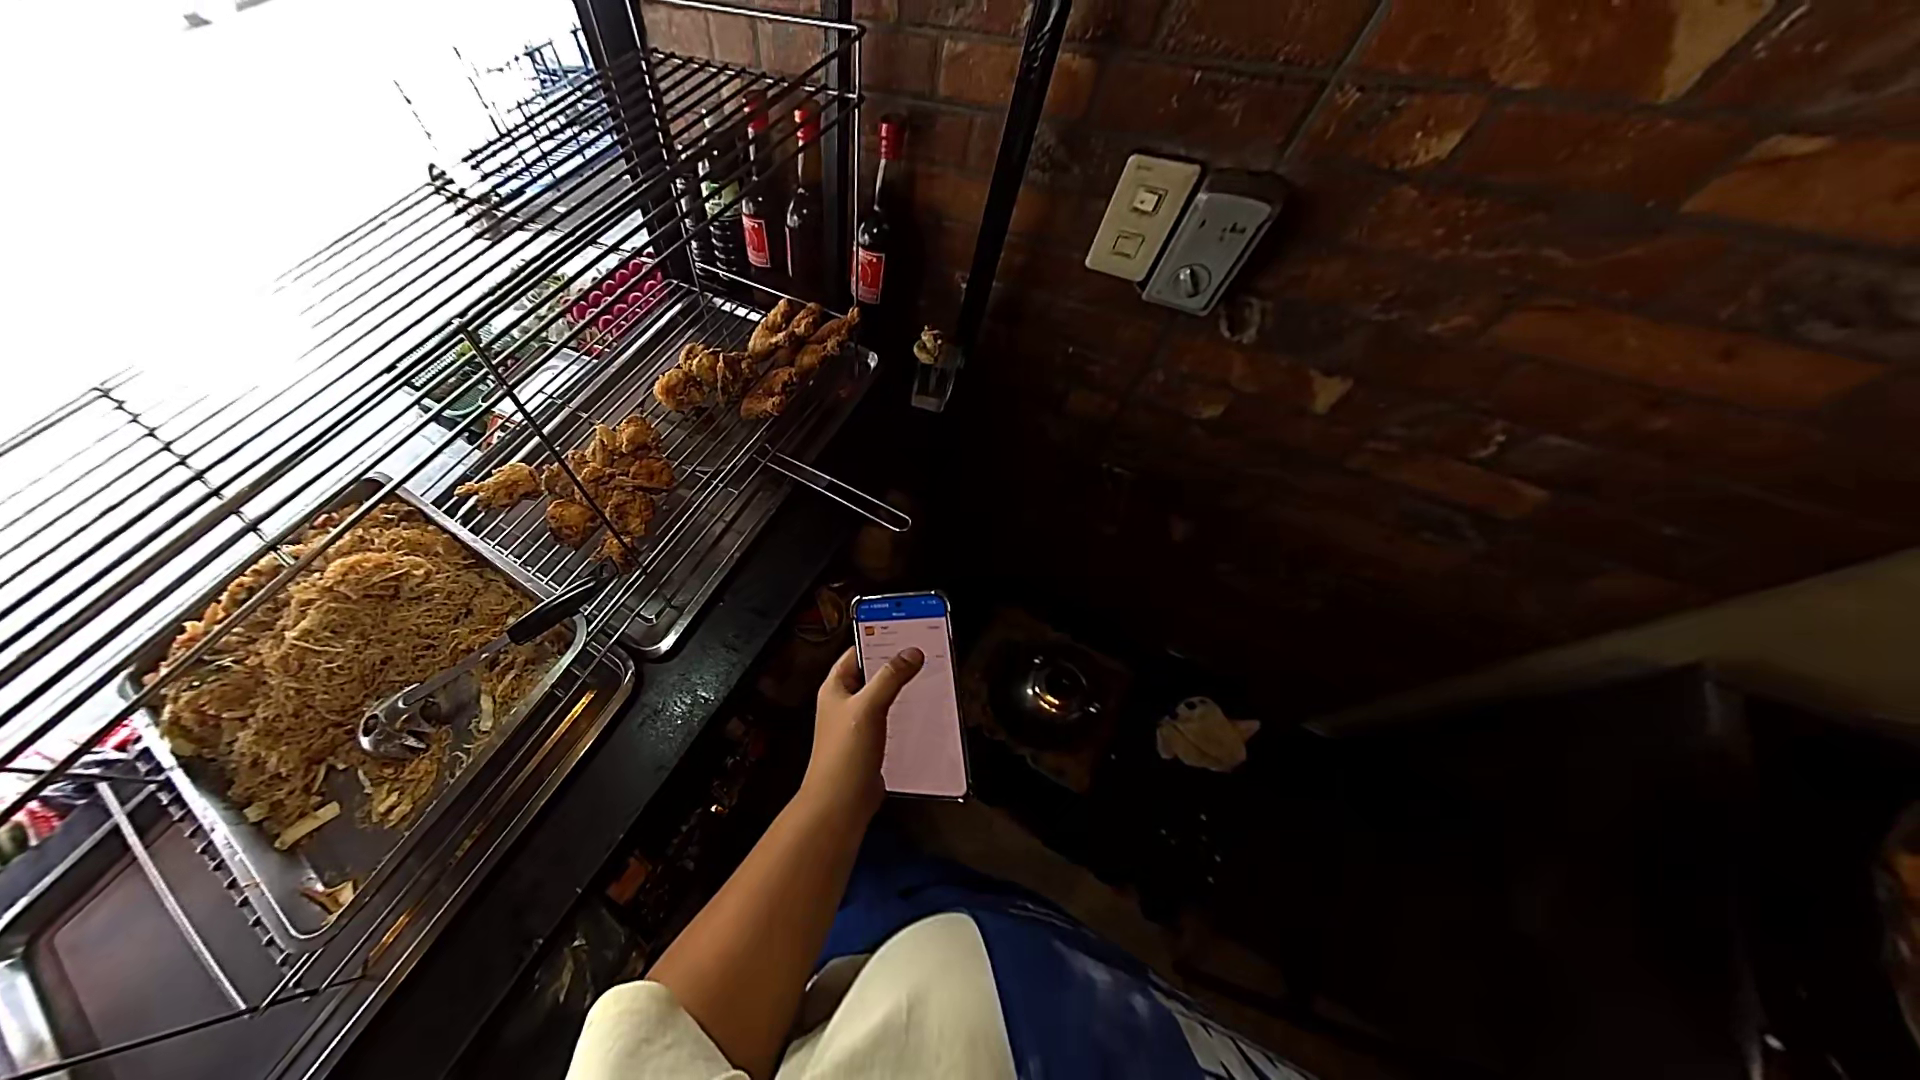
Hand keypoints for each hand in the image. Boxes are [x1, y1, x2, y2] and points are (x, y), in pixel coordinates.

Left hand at [802, 645, 923, 820]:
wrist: (840, 803)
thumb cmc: (845, 753)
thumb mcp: (868, 707)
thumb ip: (890, 677)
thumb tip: (912, 653)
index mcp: (836, 687)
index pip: (857, 651)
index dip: (878, 638)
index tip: (903, 630)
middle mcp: (845, 702)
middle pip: (873, 673)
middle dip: (897, 663)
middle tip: (923, 652)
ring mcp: (858, 723)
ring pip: (884, 696)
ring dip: (903, 688)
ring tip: (929, 676)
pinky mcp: (871, 741)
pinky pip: (891, 718)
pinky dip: (905, 712)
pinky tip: (923, 710)